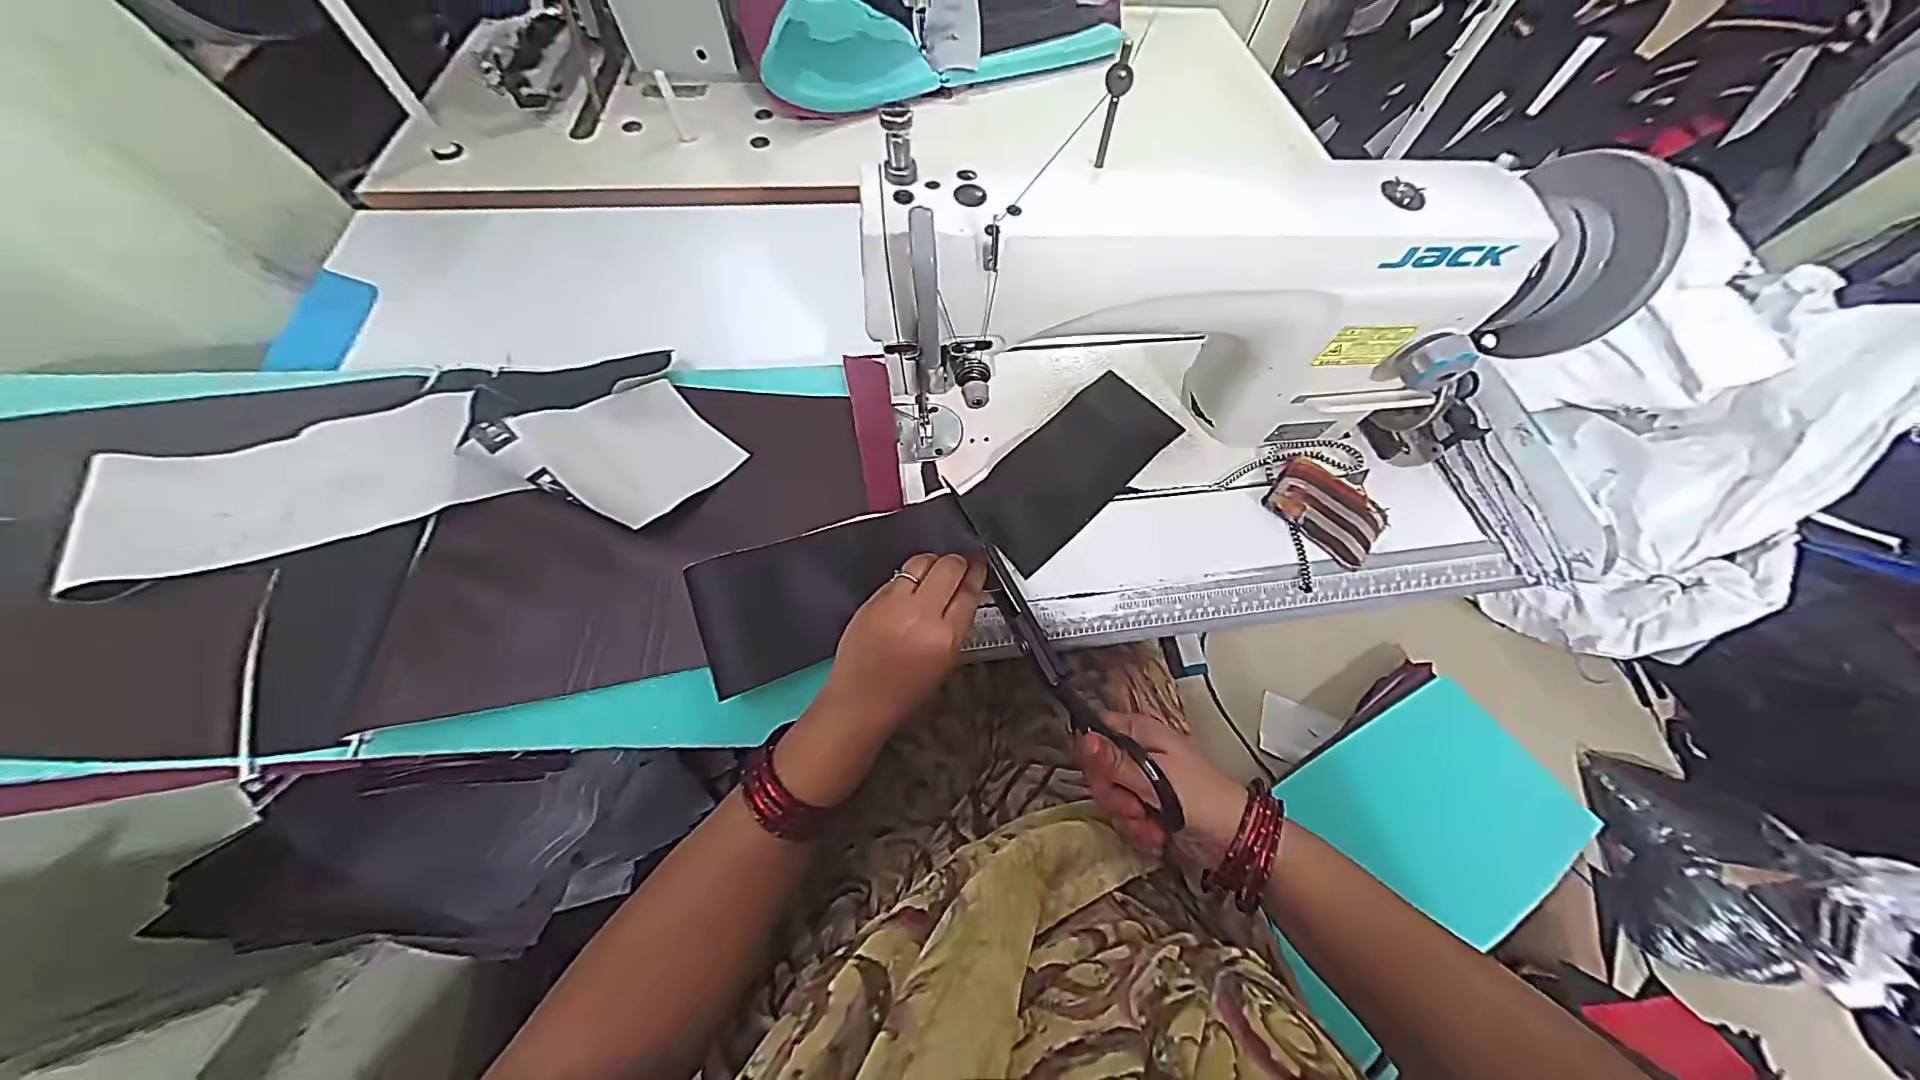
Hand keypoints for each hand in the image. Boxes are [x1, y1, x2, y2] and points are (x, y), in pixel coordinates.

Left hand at [816, 552, 988, 735]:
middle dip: (958, 561)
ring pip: (921, 562)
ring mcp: (893, 605)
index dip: (977, 572)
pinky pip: (897, 576)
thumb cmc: (903, 691)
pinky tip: (911, 586)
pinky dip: (908, 577)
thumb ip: (956, 625)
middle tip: (961, 563)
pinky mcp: (872, 601)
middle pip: (948, 567)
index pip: (969, 590)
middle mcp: (920, 616)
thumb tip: (964, 593)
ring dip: (933, 562)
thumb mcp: (946, 662)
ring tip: (936, 569)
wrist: (861, 700)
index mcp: (945, 637)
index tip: (979, 566)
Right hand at [1076, 712, 1252, 869]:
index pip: (1096, 730)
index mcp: (1140, 732)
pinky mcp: (1147, 806)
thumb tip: (1083, 738)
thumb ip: (1115, 761)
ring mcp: (1142, 780)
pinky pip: (1124, 816)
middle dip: (1113, 796)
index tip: (1104, 776)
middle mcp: (1138, 752)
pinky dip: (1138, 830)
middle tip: (1135, 807)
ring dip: (1128, 819)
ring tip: (1153, 826)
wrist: (1235, 840)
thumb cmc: (1200, 798)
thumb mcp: (1155, 778)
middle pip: (1098, 769)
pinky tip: (1157, 836)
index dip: (1092, 754)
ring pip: (1110, 797)